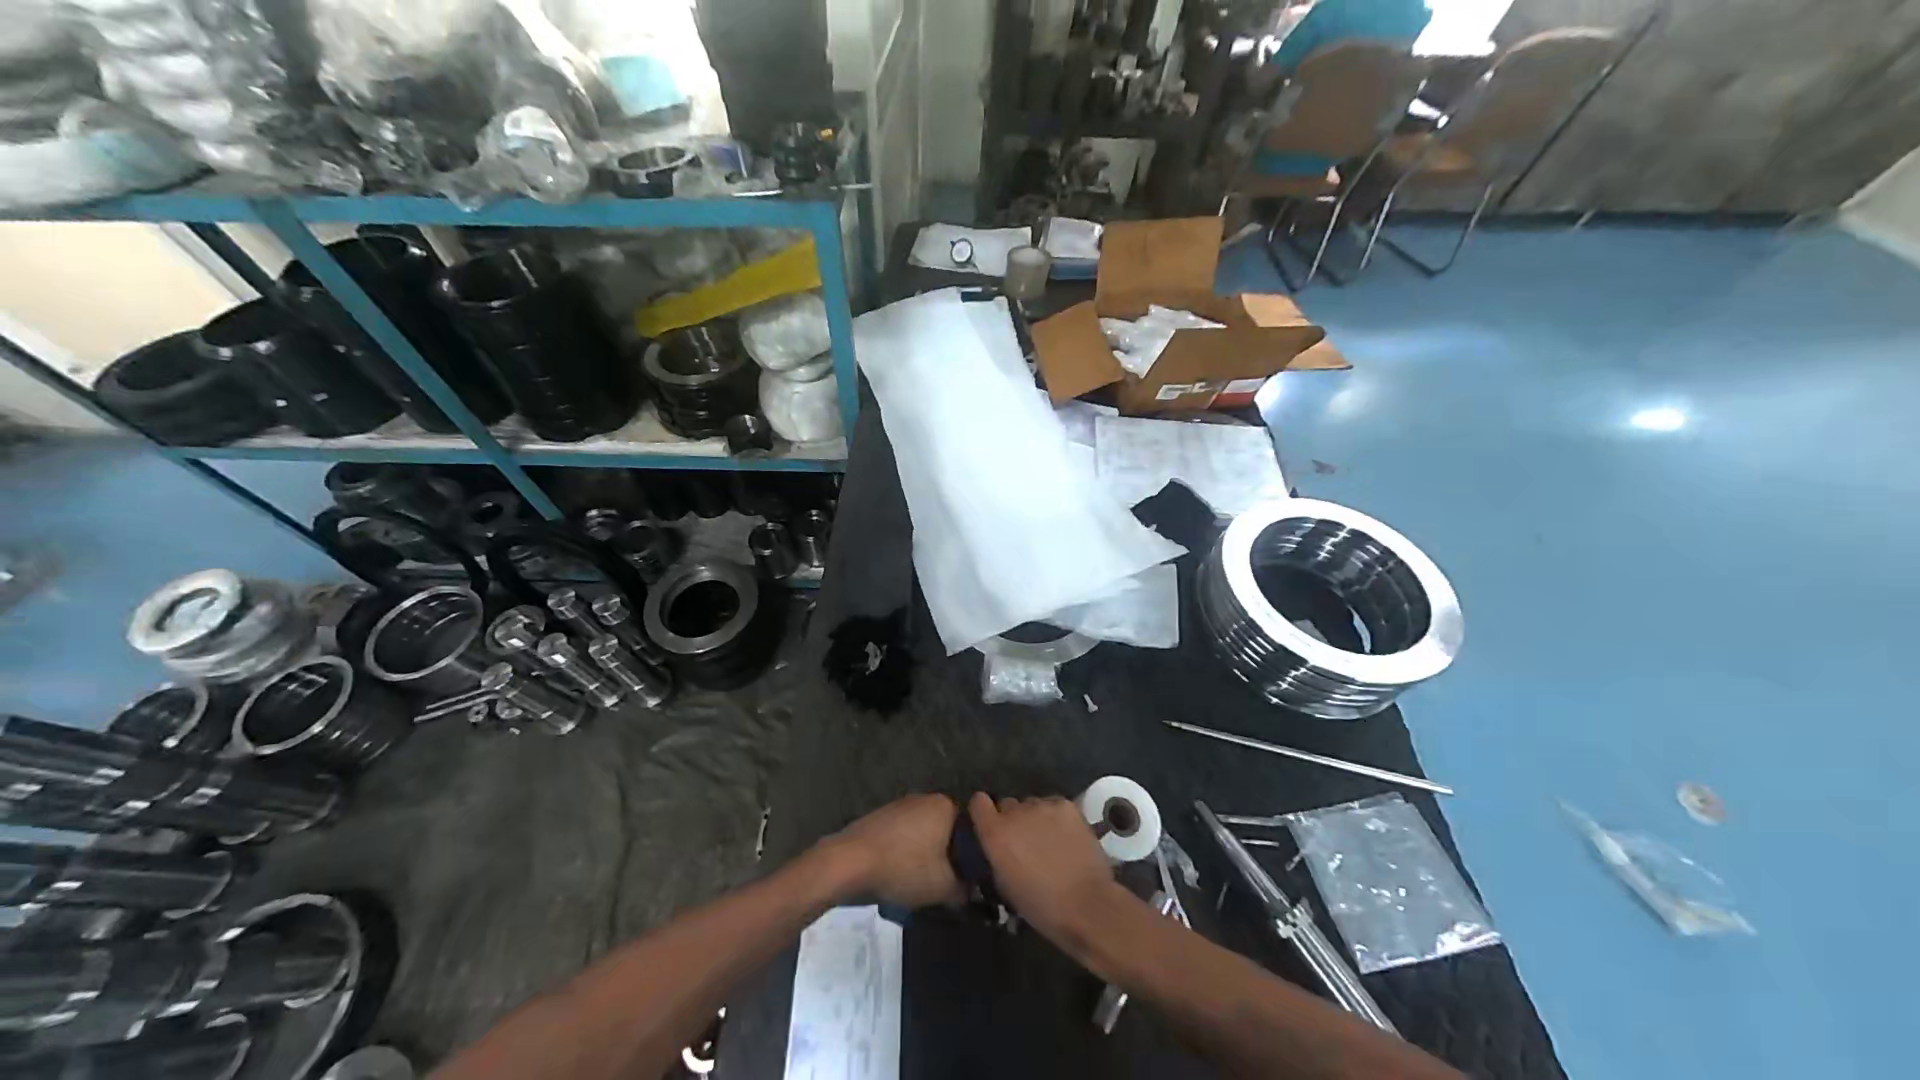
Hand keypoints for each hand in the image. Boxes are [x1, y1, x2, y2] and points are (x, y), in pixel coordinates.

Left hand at [817, 794, 961, 908]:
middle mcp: (924, 798)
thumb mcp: (944, 887)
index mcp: (945, 805)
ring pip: (924, 833)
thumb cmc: (903, 868)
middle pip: (947, 829)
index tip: (971, 876)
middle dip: (949, 854)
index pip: (972, 828)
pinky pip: (904, 835)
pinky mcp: (880, 817)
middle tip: (949, 882)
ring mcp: (899, 805)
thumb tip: (972, 891)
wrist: (849, 863)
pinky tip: (901, 873)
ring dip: (927, 853)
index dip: (973, 853)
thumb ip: (966, 889)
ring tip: (924, 882)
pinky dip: (907, 852)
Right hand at [967, 793, 1121, 944]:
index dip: (984, 812)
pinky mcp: (1067, 806)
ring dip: (1036, 819)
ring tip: (1051, 841)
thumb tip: (1000, 846)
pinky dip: (1057, 818)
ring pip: (1032, 805)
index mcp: (995, 833)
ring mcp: (1042, 806)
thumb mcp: (1005, 885)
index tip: (991, 823)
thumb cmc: (1041, 906)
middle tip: (1026, 842)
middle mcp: (1015, 813)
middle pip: (1008, 805)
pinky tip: (1067, 837)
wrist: (1087, 905)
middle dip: (1013, 820)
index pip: (979, 803)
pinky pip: (1054, 806)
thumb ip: (997, 856)